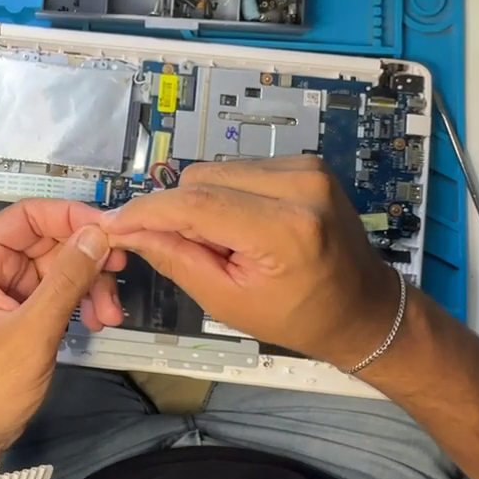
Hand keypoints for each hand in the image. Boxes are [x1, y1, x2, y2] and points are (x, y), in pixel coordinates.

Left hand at [0, 201, 124, 478]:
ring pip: (58, 268)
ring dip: (88, 286)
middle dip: (86, 260)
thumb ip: (67, 279)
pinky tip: (97, 323)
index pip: (28, 215)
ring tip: (109, 317)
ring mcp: (4, 291)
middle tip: (121, 277)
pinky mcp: (18, 313)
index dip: (71, 217)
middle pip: (48, 242)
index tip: (111, 231)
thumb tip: (98, 234)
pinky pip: (55, 293)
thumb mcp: (32, 331)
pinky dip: (78, 303)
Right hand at [99, 156, 403, 370]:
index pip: (196, 205)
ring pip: (214, 171)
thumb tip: (129, 231)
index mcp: (287, 229)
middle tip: (189, 251)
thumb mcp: (229, 302)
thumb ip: (175, 260)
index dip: (146, 212)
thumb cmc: (302, 317)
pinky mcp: (305, 162)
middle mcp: (300, 185)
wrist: (365, 308)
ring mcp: (306, 168)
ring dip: (203, 203)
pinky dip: (226, 195)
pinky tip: (244, 226)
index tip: (113, 223)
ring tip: (228, 242)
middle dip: (178, 213)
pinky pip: (238, 169)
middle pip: (199, 180)